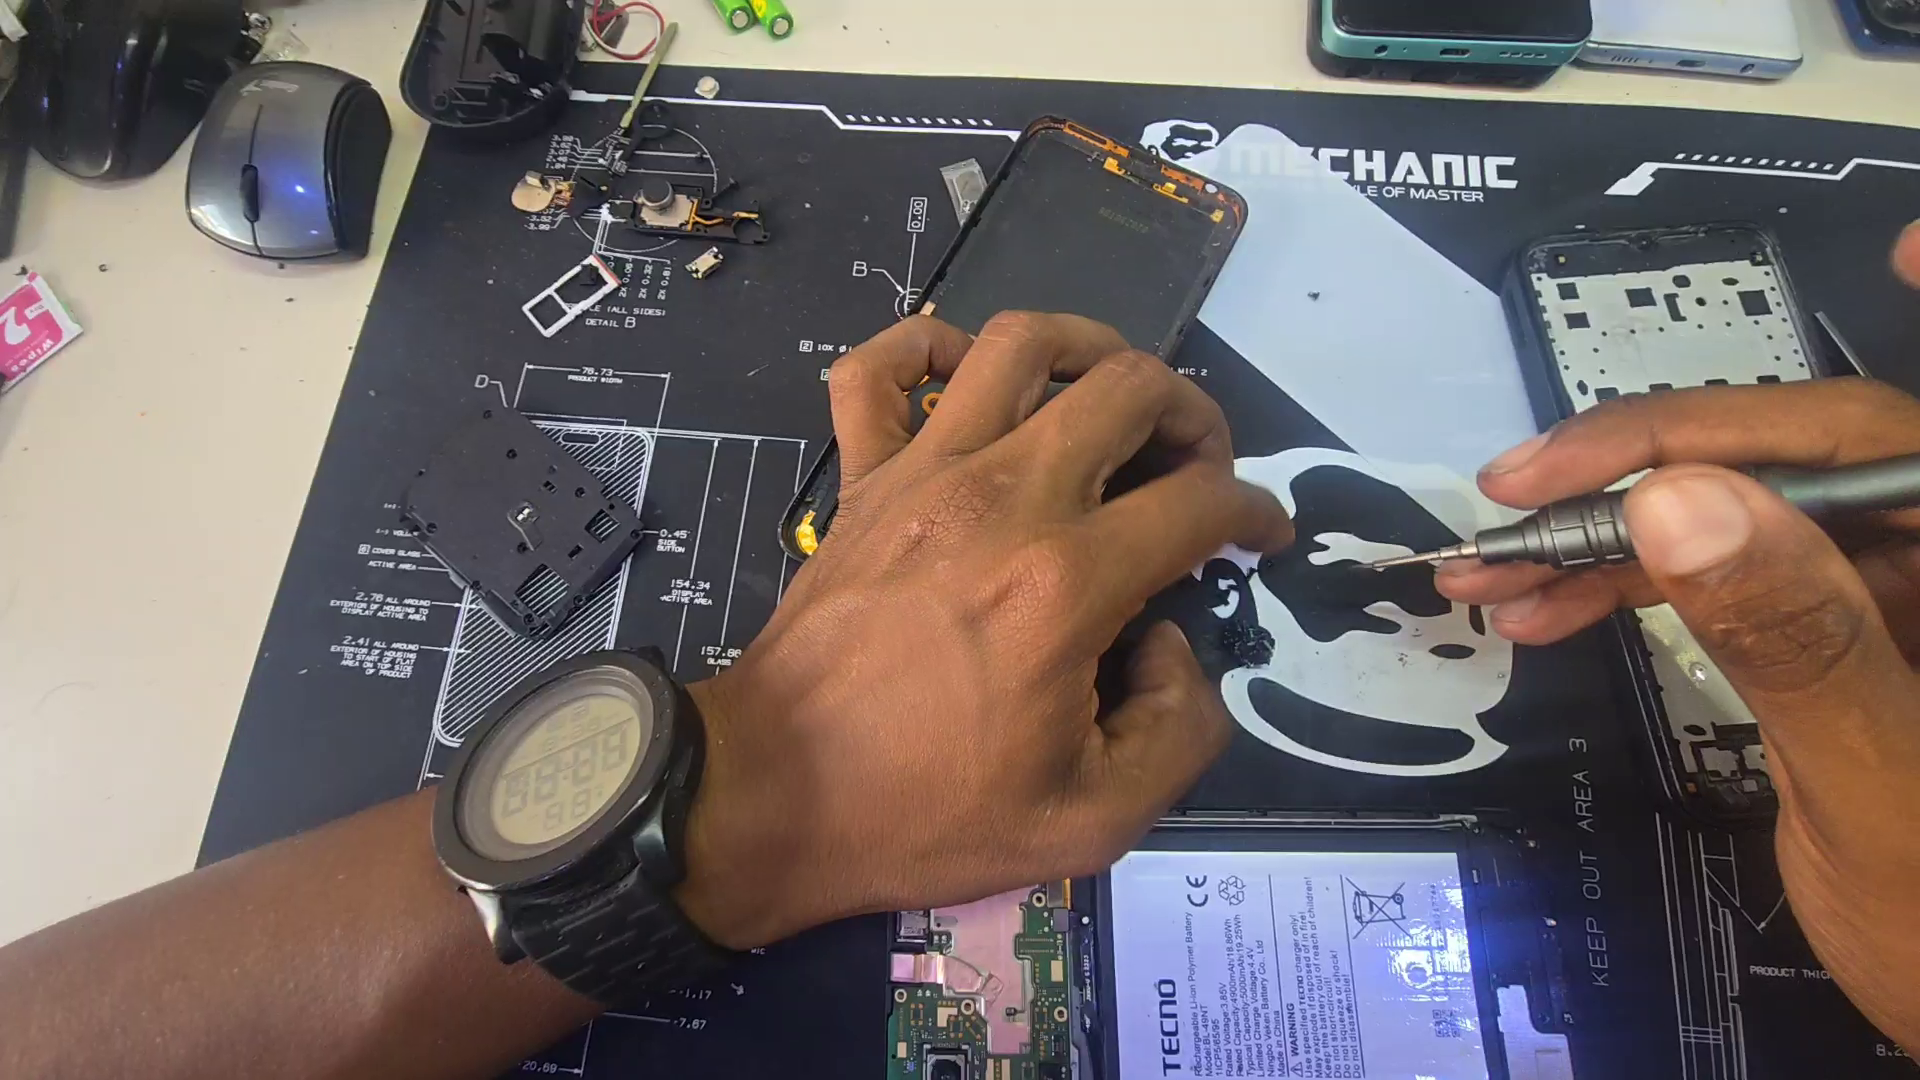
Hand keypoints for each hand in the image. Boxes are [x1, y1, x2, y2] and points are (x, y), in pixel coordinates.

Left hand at [673, 313, 1291, 949]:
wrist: (776, 793)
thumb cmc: (925, 813)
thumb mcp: (1093, 820)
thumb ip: (1179, 728)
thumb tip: (1168, 637)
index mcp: (1067, 582)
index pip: (1200, 503)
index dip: (1253, 510)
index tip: (1258, 534)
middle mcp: (1003, 497)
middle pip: (1129, 388)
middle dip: (1191, 413)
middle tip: (1194, 465)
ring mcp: (921, 473)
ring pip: (1018, 344)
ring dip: (1086, 348)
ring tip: (1109, 393)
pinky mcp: (860, 479)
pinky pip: (877, 372)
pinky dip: (924, 348)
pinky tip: (963, 376)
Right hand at [1436, 223, 1919, 1047]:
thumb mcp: (1879, 781)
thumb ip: (1793, 636)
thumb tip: (1670, 499)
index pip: (1828, 439)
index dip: (1663, 438)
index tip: (1531, 479)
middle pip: (1752, 471)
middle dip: (1601, 497)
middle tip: (1491, 525)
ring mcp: (1878, 583)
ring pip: (1709, 522)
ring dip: (1584, 548)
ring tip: (1486, 580)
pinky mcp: (1823, 622)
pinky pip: (1701, 575)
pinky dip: (1608, 589)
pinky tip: (1540, 612)